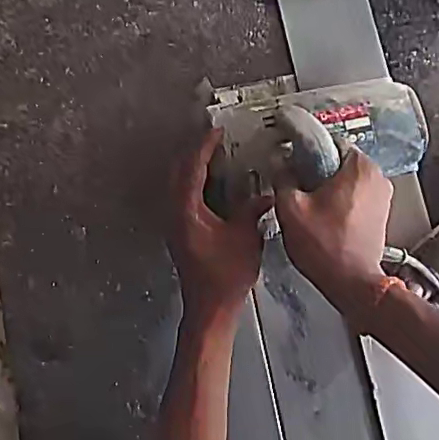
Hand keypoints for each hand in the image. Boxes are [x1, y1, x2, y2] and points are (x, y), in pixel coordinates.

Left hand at [167, 129, 273, 323]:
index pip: (192, 168)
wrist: (210, 306)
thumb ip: (251, 210)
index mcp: (188, 211)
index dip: (204, 147)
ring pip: (178, 185)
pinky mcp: (180, 233)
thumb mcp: (244, 237)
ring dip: (194, 169)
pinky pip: (182, 198)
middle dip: (195, 153)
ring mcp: (175, 224)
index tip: (216, 133)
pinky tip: (214, 188)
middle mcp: (175, 215)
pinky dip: (195, 185)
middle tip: (214, 142)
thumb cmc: (224, 277)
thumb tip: (264, 195)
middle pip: (178, 172)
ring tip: (215, 160)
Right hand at [273, 146, 392, 315]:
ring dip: (327, 186)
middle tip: (295, 185)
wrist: (352, 283)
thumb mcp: (290, 208)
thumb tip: (280, 163)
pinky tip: (321, 216)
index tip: (289, 157)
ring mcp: (382, 197)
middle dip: (315, 170)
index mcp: (360, 167)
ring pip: (346, 180)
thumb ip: (283, 178)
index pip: (328, 141)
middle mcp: (377, 177)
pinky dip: (338, 201)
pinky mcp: (380, 214)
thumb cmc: (326, 247)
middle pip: (338, 161)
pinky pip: (354, 197)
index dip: (304, 149)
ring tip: (306, 204)